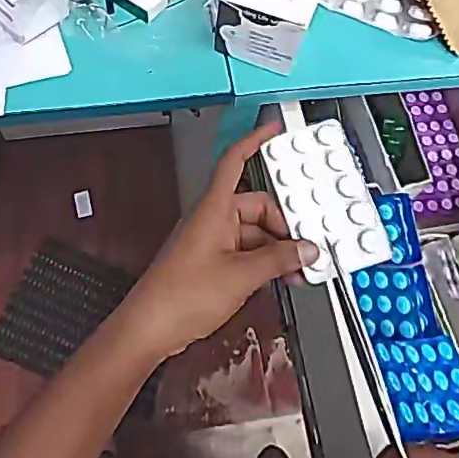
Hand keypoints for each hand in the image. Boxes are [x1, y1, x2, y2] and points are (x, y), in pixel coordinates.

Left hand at [115, 123, 316, 360]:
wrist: (151, 326)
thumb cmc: (180, 295)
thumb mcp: (242, 275)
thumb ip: (279, 259)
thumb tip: (305, 249)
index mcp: (214, 209)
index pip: (234, 162)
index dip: (253, 142)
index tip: (272, 131)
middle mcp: (212, 220)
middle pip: (257, 207)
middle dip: (284, 225)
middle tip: (307, 245)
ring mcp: (211, 241)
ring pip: (255, 233)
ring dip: (277, 249)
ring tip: (298, 270)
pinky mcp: (211, 262)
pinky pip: (246, 251)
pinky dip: (265, 262)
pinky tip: (281, 277)